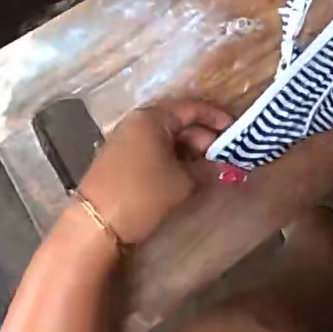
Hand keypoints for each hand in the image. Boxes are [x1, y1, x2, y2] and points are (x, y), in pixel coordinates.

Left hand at [76, 100, 233, 247]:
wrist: (95, 223)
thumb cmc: (142, 193)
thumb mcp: (182, 182)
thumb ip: (209, 169)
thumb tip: (232, 167)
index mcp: (152, 117)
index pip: (191, 108)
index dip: (217, 118)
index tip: (237, 131)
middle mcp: (137, 121)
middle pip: (179, 122)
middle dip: (205, 138)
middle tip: (228, 157)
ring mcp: (127, 138)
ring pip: (167, 137)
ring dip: (190, 150)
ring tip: (212, 168)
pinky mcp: (121, 157)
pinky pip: (154, 149)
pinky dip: (173, 157)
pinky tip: (188, 173)